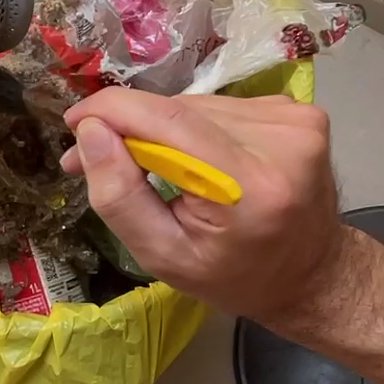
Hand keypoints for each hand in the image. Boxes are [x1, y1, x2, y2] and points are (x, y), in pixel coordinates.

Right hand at [61, 88, 345, 327]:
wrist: (311, 274)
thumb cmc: (231, 277)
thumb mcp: (162, 256)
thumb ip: (120, 197)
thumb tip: (89, 132)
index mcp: (249, 185)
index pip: (168, 120)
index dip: (111, 111)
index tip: (72, 123)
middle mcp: (282, 140)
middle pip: (178, 110)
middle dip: (128, 127)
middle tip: (93, 157)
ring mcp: (296, 120)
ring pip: (196, 105)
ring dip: (161, 129)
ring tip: (147, 166)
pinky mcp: (299, 112)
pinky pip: (221, 107)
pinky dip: (194, 128)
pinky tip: (194, 159)